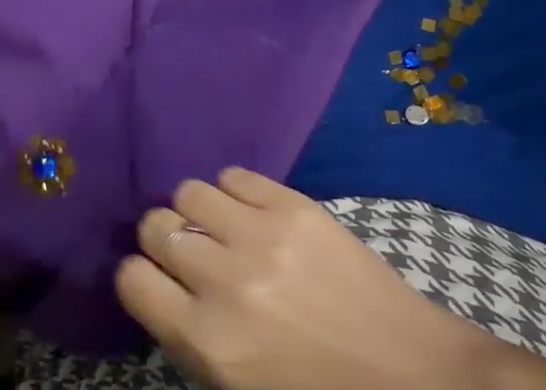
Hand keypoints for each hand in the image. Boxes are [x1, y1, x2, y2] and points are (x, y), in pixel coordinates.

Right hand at [118, 167, 495, 389]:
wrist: (414, 375)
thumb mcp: (237, 386)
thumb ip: (188, 336)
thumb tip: (160, 285)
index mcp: (208, 341)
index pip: (131, 278)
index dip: (141, 279)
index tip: (159, 283)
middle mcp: (224, 281)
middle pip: (155, 227)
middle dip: (165, 242)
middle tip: (193, 257)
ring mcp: (261, 236)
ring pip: (188, 192)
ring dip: (197, 213)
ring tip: (222, 230)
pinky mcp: (295, 207)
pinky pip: (234, 175)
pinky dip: (234, 193)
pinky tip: (252, 216)